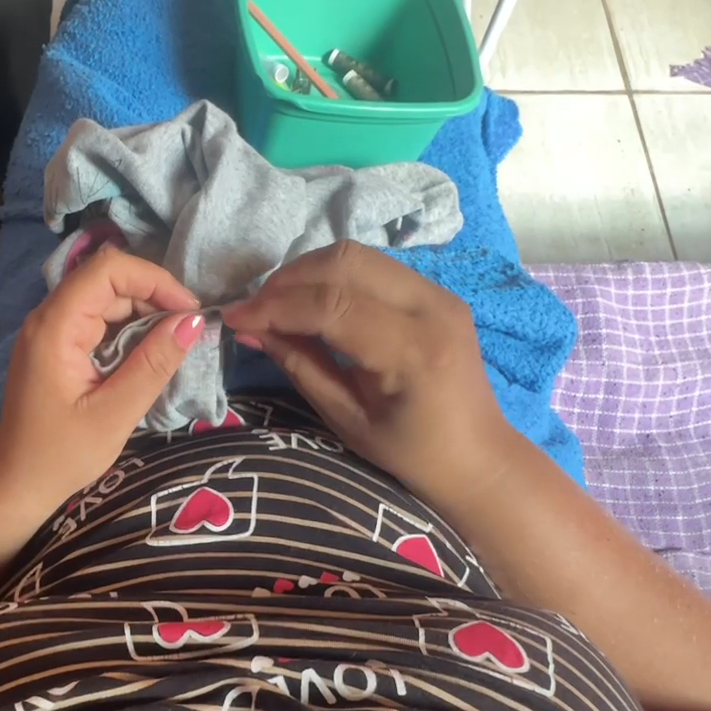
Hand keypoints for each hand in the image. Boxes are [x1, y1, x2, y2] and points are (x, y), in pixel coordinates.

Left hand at [0, 248, 203, 515]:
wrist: (16, 485)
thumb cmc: (61, 456)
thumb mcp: (114, 414)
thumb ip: (153, 365)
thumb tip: (193, 323)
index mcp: (55, 328)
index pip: (108, 270)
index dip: (154, 279)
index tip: (189, 312)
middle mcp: (48, 319)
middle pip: (107, 281)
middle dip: (153, 297)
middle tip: (188, 332)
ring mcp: (49, 332)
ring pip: (104, 301)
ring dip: (143, 315)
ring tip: (174, 345)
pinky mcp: (56, 348)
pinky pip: (96, 323)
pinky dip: (126, 332)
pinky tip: (147, 355)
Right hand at [224, 241, 514, 495]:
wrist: (475, 455)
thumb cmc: (408, 452)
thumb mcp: (345, 417)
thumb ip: (300, 366)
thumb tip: (251, 331)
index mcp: (411, 350)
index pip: (330, 306)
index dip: (274, 307)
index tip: (234, 318)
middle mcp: (431, 307)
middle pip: (344, 263)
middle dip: (287, 281)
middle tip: (254, 311)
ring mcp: (438, 293)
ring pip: (357, 256)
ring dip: (307, 273)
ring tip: (275, 305)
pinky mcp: (436, 291)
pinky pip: (373, 267)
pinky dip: (331, 277)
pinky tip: (309, 302)